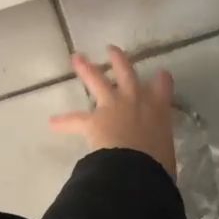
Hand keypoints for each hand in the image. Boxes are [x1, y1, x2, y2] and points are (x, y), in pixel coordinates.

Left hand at [48, 46, 178, 178]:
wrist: (135, 169)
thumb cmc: (159, 164)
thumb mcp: (166, 149)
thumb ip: (160, 142)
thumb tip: (157, 154)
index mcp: (157, 109)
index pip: (163, 85)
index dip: (162, 80)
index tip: (161, 75)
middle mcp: (133, 100)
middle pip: (125, 71)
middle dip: (118, 59)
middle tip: (110, 49)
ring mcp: (111, 106)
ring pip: (96, 80)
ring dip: (85, 69)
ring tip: (76, 58)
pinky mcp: (93, 120)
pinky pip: (75, 120)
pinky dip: (64, 122)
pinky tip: (52, 123)